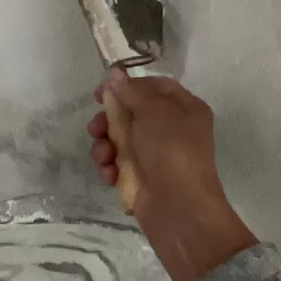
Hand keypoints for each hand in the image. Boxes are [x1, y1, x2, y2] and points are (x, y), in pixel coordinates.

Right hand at [90, 70, 258, 280]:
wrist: (178, 207)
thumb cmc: (171, 151)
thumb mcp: (154, 112)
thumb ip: (131, 91)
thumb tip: (114, 74)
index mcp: (184, 109)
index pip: (153, 87)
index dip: (126, 86)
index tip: (100, 92)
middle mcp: (172, 129)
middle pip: (131, 114)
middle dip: (108, 121)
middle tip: (96, 128)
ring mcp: (156, 155)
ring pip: (119, 140)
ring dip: (105, 146)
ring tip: (103, 158)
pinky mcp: (142, 177)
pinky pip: (118, 164)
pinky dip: (110, 167)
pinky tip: (108, 174)